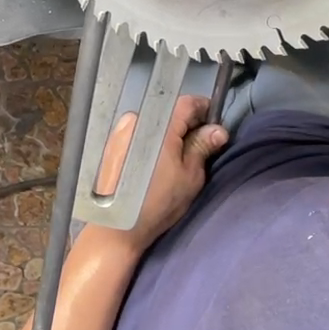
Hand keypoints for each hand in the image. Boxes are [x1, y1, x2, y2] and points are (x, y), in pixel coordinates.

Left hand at [90, 95, 227, 253]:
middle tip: (198, 148)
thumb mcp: (190, 176)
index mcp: (159, 123)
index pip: (188, 102)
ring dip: (166, 135)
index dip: (205, 110)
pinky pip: (137, 134)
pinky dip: (149, 143)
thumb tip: (218, 130)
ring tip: (174, 160)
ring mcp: (120, 130)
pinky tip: (153, 165)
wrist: (116, 227)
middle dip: (186, 126)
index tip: (214, 125)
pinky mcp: (110, 144)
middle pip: (169, 113)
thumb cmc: (158, 202)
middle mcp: (137, 119)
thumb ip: (203, 147)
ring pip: (152, 124)